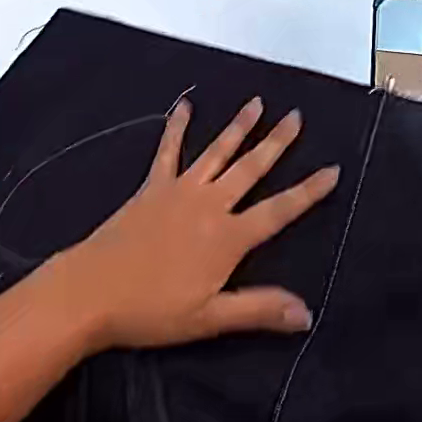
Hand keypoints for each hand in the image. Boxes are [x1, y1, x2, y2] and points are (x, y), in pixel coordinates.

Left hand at [36, 96, 339, 354]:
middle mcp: (212, 204)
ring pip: (219, 152)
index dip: (309, 191)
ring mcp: (181, 190)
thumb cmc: (150, 310)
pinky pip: (169, 151)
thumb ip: (259, 310)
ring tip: (258, 103)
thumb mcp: (208, 318)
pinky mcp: (153, 186)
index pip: (280, 210)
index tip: (333, 169)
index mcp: (229, 236)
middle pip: (252, 168)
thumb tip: (307, 313)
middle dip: (277, 142)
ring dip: (240, 126)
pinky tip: (184, 106)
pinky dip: (177, 127)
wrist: (88, 293)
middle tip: (297, 116)